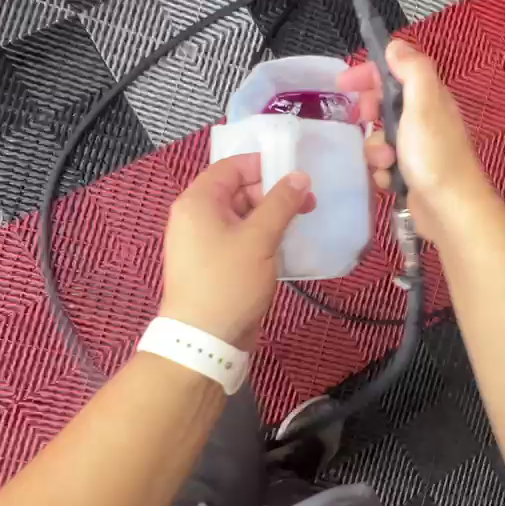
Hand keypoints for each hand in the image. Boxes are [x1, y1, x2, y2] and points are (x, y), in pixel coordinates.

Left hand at [159, 154, 313, 350]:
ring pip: (242, 217)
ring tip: (301, 224)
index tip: (296, 174)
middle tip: (308, 203)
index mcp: (198, 202)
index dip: (263, 165)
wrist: (204, 340)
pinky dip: (262, 237)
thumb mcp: (259, 238)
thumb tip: (299, 177)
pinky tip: (286, 245)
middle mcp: (196, 217)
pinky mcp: (214, 265)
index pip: (230, 167)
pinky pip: (240, 239)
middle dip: (273, 193)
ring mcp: (204, 243)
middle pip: (237, 190)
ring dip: (271, 217)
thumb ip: (281, 203)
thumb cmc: (228, 282)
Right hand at [338, 39, 494, 243]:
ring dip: (375, 149)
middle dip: (369, 113)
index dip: (368, 74)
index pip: (395, 72)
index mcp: (430, 97)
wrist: (449, 209)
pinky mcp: (410, 173)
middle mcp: (425, 119)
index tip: (343, 83)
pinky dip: (382, 171)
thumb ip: (412, 70)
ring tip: (386, 161)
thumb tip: (396, 45)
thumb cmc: (434, 155)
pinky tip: (389, 180)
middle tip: (362, 119)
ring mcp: (417, 148)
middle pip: (385, 104)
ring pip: (380, 137)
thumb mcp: (424, 104)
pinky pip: (383, 164)